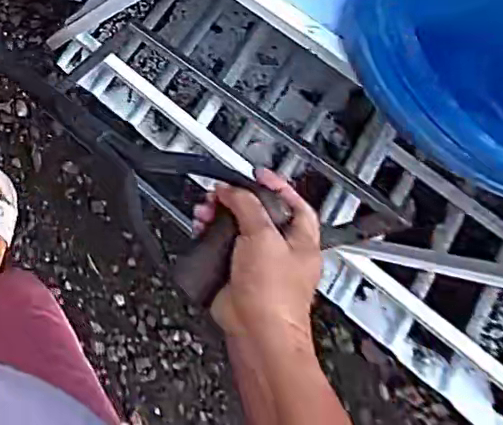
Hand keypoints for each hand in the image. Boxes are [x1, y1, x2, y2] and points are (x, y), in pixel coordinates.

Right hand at [191, 168, 321, 345]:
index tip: (259, 173)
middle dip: (236, 198)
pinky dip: (208, 231)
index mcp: (301, 243)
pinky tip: (201, 228)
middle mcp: (281, 251)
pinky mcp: (236, 270)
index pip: (297, 205)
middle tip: (221, 193)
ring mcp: (258, 261)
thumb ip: (246, 204)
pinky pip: (220, 241)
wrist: (256, 329)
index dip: (279, 186)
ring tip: (205, 210)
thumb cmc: (273, 295)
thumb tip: (230, 190)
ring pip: (236, 225)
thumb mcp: (262, 235)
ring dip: (218, 213)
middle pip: (258, 212)